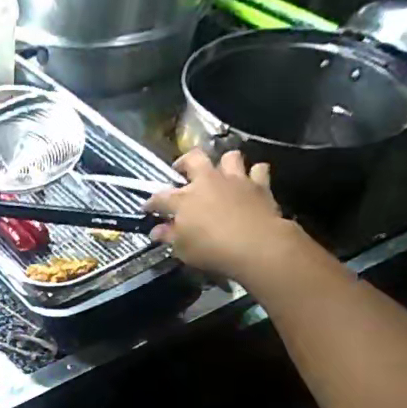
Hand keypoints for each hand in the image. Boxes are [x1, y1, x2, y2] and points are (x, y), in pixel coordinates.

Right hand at [145, 149, 307, 283]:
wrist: (256, 244)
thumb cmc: (211, 249)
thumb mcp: (182, 248)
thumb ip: (169, 236)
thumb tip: (157, 231)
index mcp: (184, 200)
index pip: (160, 197)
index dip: (151, 203)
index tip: (146, 209)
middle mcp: (208, 182)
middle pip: (194, 159)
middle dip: (185, 162)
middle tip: (181, 170)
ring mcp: (235, 180)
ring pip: (229, 157)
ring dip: (224, 164)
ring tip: (220, 174)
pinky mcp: (260, 184)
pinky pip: (258, 170)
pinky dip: (254, 174)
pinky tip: (250, 182)